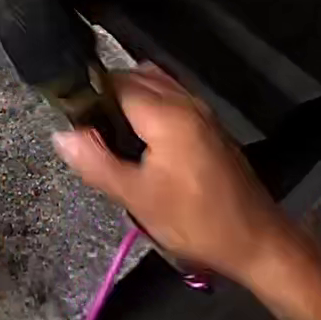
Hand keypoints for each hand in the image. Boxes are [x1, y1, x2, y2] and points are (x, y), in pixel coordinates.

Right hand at [51, 64, 297, 288]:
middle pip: (134, 76)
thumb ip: (95, 162)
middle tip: (85, 125)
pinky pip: (170, 96)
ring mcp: (201, 112)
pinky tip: (137, 134)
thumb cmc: (196, 222)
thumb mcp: (137, 198)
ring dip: (127, 95)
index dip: (87, 94)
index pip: (115, 82)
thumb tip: (61, 135)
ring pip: (154, 83)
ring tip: (107, 128)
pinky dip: (148, 102)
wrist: (259, 243)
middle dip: (105, 92)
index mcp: (166, 115)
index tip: (69, 115)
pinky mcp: (209, 125)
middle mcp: (185, 103)